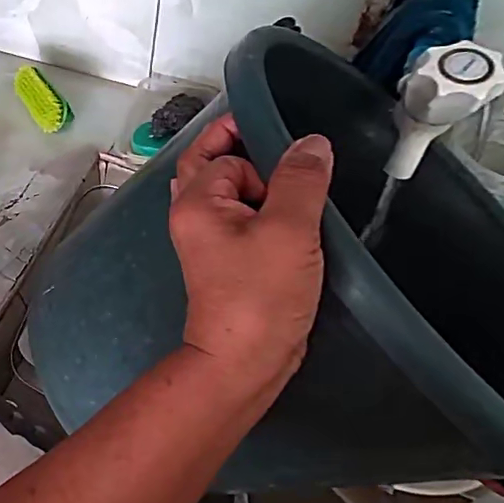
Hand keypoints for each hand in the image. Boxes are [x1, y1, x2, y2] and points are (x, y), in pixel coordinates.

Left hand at [168, 113, 333, 380]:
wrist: (243, 360)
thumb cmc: (260, 294)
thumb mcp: (288, 230)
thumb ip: (300, 180)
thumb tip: (311, 142)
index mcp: (195, 201)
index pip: (223, 153)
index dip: (258, 154)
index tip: (293, 155)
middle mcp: (192, 215)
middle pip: (213, 165)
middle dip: (249, 156)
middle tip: (294, 163)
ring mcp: (207, 238)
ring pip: (230, 192)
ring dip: (260, 185)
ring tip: (298, 196)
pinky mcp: (225, 258)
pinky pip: (240, 217)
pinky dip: (263, 210)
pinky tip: (291, 221)